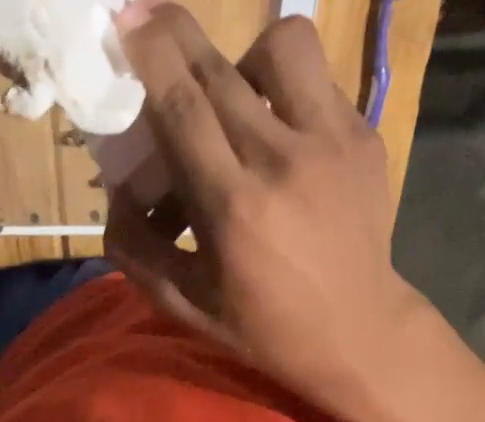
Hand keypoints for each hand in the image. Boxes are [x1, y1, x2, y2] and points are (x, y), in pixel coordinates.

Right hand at [106, 5, 429, 418]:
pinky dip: (281, 93)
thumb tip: (120, 193)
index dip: (150, 54)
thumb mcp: (180, 303)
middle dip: (175, 35)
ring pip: (282, 48)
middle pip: (221, 68)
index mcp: (233, 206)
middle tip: (148, 24)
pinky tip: (275, 137)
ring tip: (232, 103)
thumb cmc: (258, 325)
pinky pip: (314, 81)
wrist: (356, 329)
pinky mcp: (364, 135)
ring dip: (242, 61)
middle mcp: (283, 158)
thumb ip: (135, 247)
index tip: (124, 19)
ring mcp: (333, 139)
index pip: (184, 107)